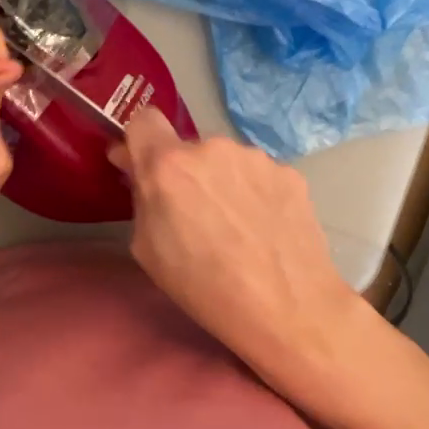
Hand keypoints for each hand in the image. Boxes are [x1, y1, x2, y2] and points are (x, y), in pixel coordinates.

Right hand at [111, 109, 379, 380]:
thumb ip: (141, 198)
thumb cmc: (203, 286)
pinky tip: (263, 229)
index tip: (141, 167)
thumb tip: (140, 169)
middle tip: (194, 215)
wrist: (288, 308)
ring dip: (221, 182)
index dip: (139, 142)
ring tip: (235, 227)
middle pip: (186, 148)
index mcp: (168, 165)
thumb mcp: (146, 248)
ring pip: (224, 162)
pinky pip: (257, 176)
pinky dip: (253, 194)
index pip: (143, 120)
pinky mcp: (289, 173)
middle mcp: (212, 148)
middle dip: (184, 173)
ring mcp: (255, 158)